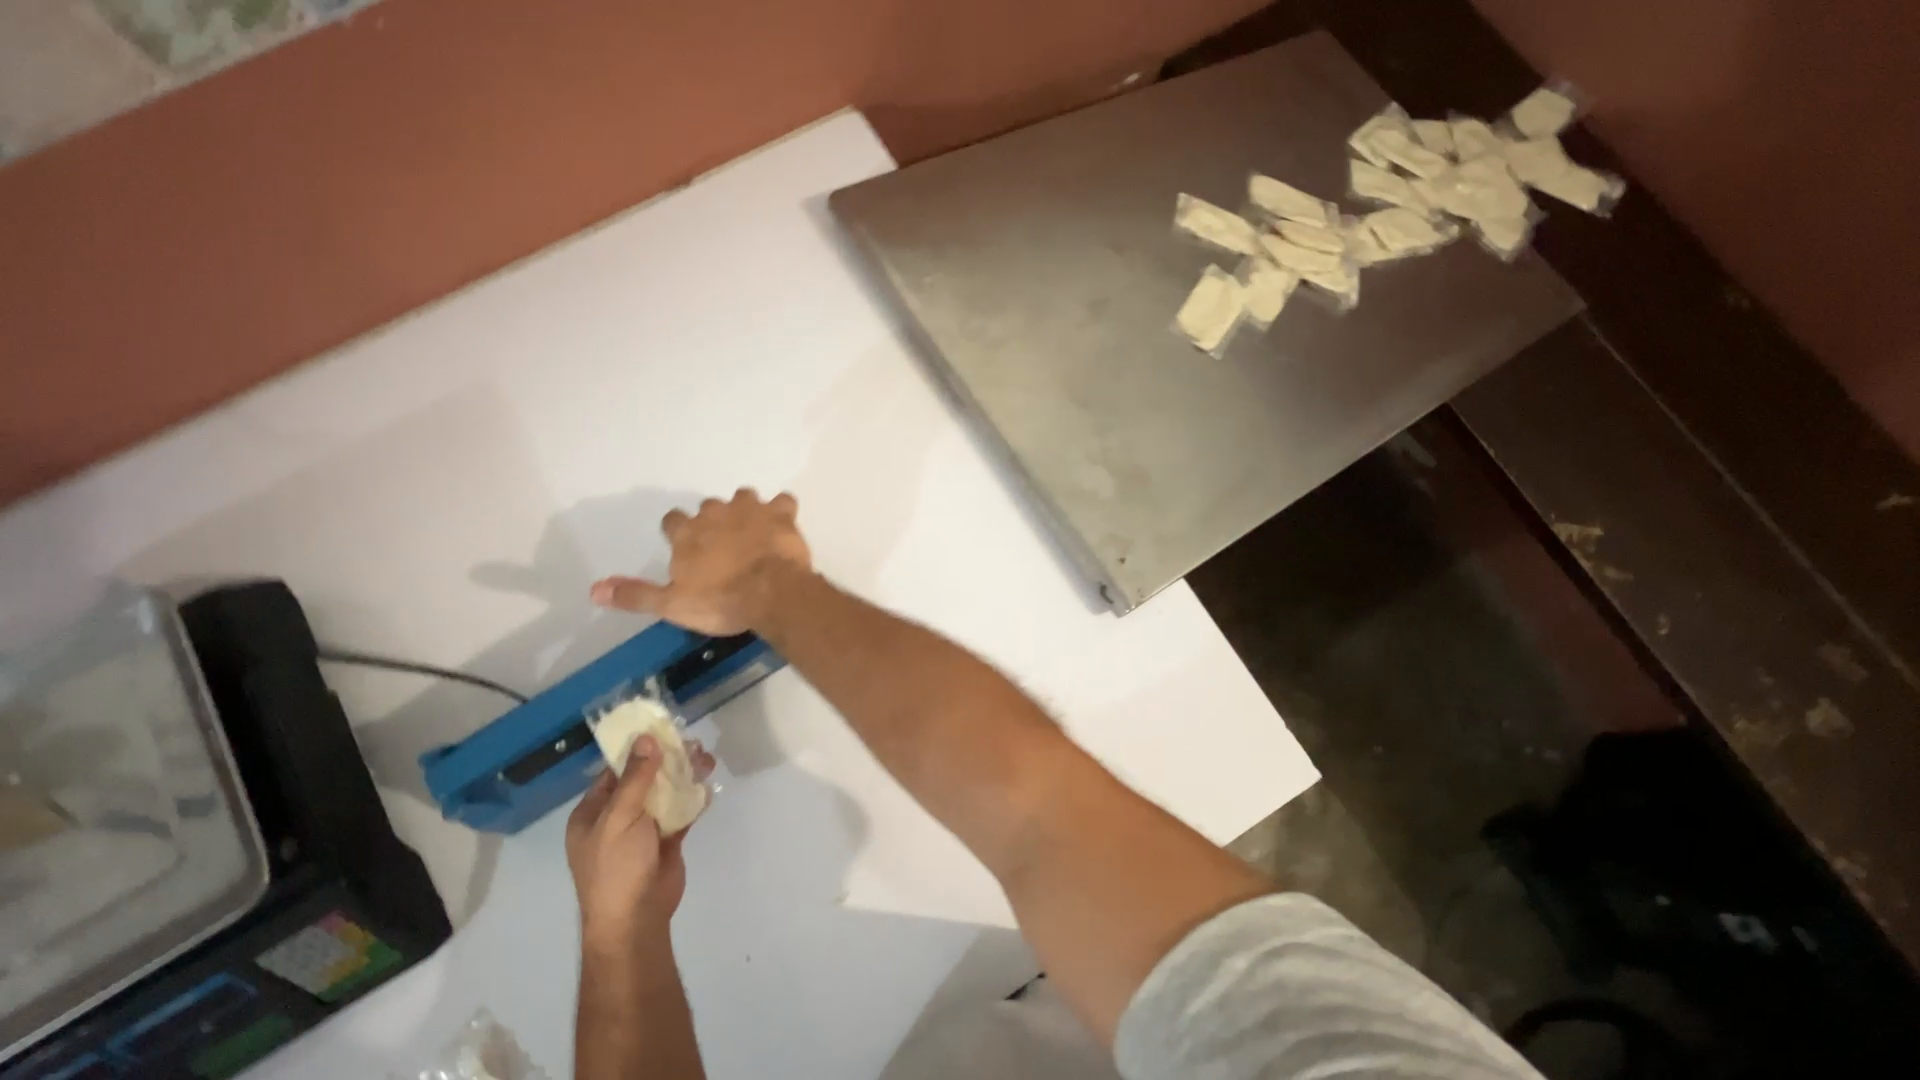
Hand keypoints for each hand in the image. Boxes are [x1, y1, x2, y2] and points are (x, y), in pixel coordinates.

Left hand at [566, 735, 715, 949]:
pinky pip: (680, 814)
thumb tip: (646, 739)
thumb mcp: (620, 817)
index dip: (638, 749)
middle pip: (645, 780)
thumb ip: (636, 778)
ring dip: (685, 777)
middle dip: (668, 761)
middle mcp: (616, 818)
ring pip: (665, 795)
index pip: (615, 771)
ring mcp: (642, 831)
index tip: (663, 728)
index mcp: (593, 813)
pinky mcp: (666, 842)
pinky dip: (693, 801)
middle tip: (693, 743)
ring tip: (707, 760)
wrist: (635, 918)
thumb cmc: (616, 866)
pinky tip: (708, 789)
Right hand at [589, 488, 811, 634]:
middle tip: (723, 546)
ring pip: (744, 497)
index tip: (686, 547)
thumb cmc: (720, 602)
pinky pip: (783, 501)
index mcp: (687, 533)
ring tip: (753, 531)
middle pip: (709, 508)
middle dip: (714, 522)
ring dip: (746, 511)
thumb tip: (594, 589)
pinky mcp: (781, 514)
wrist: (771, 593)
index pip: (672, 521)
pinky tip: (784, 525)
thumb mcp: (672, 605)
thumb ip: (635, 594)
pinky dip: (782, 510)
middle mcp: (716, 513)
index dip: (678, 533)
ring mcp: (750, 510)